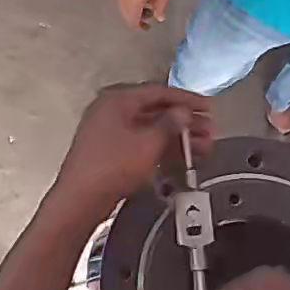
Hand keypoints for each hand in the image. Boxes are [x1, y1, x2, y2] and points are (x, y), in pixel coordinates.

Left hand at [51, 84, 212, 208]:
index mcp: (117, 100)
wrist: (82, 198)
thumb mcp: (149, 141)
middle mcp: (110, 111)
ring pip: (150, 129)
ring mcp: (108, 132)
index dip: (186, 99)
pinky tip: (180, 157)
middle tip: (206, 129)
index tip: (206, 107)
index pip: (159, 91)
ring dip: (176, 136)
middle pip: (155, 110)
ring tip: (201, 146)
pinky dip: (161, 148)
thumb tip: (182, 113)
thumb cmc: (110, 167)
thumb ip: (171, 123)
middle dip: (184, 121)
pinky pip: (141, 143)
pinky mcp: (110, 152)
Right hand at [115, 0, 173, 28]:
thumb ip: (160, 5)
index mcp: (133, 1)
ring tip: (147, 0)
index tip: (148, 25)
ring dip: (133, 6)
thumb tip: (157, 17)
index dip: (140, 26)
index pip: (132, 21)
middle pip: (125, 14)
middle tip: (149, 13)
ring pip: (123, 3)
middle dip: (136, 17)